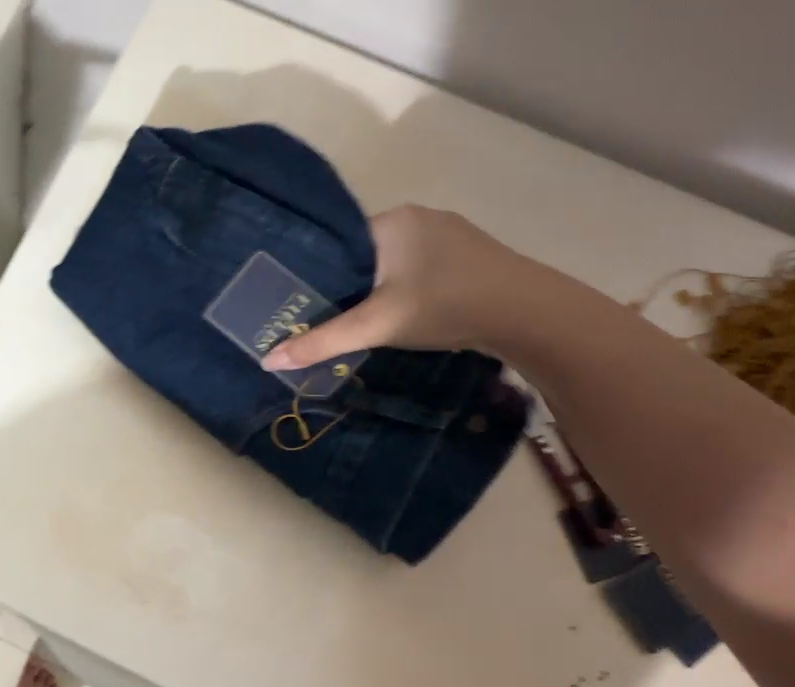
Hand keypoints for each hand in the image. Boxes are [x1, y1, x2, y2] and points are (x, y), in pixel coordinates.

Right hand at [265, 205, 543, 369]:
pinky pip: (414, 269)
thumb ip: (321, 341)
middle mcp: (417, 218)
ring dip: (370, 289)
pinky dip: (397, 289)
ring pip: (389, 263)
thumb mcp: (375, 326)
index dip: (312, 269)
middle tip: (313, 317)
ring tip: (348, 320)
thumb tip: (267, 359)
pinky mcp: (464, 256)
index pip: (336, 240)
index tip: (293, 300)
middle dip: (339, 283)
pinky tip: (393, 314)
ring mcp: (446, 235)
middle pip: (360, 252)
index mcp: (392, 221)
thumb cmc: (446, 305)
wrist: (528, 313)